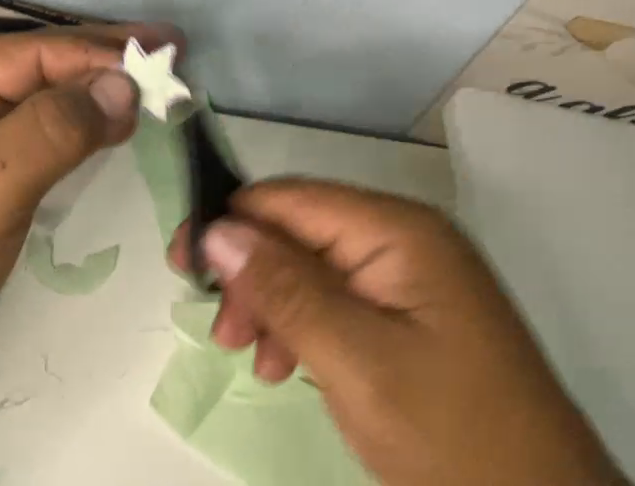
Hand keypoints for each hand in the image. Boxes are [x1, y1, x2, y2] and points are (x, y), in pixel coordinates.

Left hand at [0, 22, 176, 409]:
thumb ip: (53, 128)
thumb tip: (122, 84)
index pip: (33, 52)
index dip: (98, 50)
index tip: (164, 54)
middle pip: (41, 68)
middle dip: (103, 59)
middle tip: (173, 50)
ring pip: (45, 101)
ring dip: (97, 91)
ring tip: (156, 82)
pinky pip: (43, 137)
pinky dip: (81, 127)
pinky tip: (113, 124)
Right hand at [171, 179, 624, 485]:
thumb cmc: (453, 435)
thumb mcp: (357, 361)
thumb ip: (284, 288)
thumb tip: (216, 229)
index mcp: (398, 231)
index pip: (289, 199)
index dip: (229, 223)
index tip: (182, 266)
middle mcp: (403, 240)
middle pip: (296, 232)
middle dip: (249, 274)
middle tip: (221, 331)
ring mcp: (409, 280)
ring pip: (309, 268)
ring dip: (269, 305)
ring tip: (252, 357)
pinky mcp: (410, 318)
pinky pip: (335, 301)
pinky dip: (299, 326)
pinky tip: (285, 365)